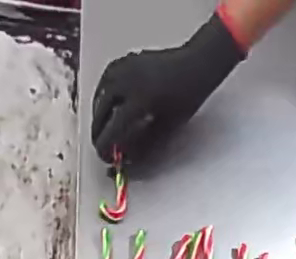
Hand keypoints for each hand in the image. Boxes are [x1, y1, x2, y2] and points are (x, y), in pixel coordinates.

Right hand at [91, 12, 245, 165]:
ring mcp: (124, 68)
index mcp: (138, 100)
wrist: (196, 63)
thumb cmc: (185, 98)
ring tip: (102, 129)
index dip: (105, 149)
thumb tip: (123, 160)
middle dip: (98, 133)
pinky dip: (102, 97)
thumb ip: (142, 148)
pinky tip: (106, 107)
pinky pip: (105, 83)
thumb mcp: (165, 130)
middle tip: (102, 146)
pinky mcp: (125, 61)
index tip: (105, 159)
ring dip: (98, 116)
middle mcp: (126, 82)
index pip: (111, 131)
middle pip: (101, 114)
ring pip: (100, 97)